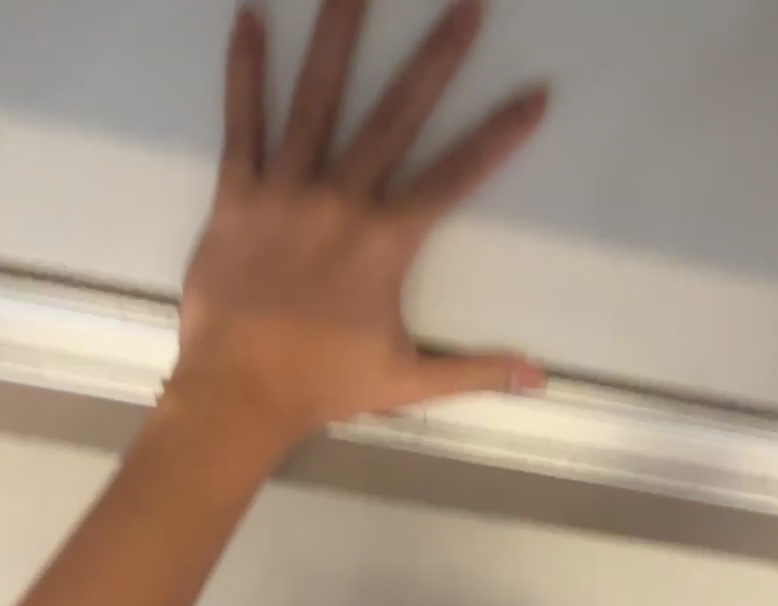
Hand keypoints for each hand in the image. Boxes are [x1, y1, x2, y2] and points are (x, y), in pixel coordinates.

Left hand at [167, 0, 548, 450]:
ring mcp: (285, 192)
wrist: (239, 394)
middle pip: (396, 116)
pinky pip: (242, 124)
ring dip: (339, 33)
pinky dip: (245, 71)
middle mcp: (341, 201)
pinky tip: (250, 18)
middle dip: (436, 57)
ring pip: (317, 99)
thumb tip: (540, 378)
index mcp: (386, 242)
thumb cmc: (324, 386)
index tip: (534, 94)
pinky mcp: (236, 197)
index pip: (456, 176)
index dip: (499, 134)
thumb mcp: (408, 382)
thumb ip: (476, 371)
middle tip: (466, 3)